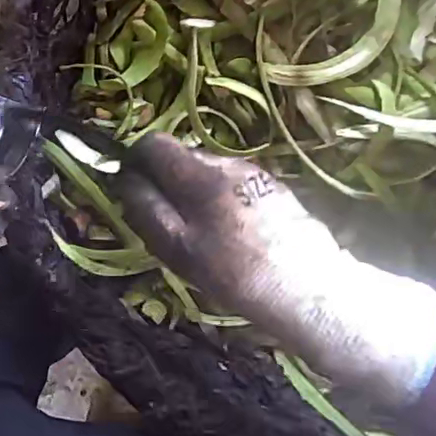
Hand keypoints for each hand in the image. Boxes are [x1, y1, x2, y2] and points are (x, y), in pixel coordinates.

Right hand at [120, 134, 435, 406]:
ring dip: (191, 192)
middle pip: (178, 156)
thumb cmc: (235, 274)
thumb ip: (144, 207)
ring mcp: (253, 172)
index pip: (152, 143)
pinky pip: (229, 183)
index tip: (134, 191)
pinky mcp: (272, 188)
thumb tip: (123, 178)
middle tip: (167, 222)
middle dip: (163, 180)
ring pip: (204, 170)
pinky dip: (217, 200)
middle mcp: (226, 161)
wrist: (312, 292)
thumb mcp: (176, 247)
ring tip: (200, 233)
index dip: (135, 162)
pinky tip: (230, 234)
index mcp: (200, 174)